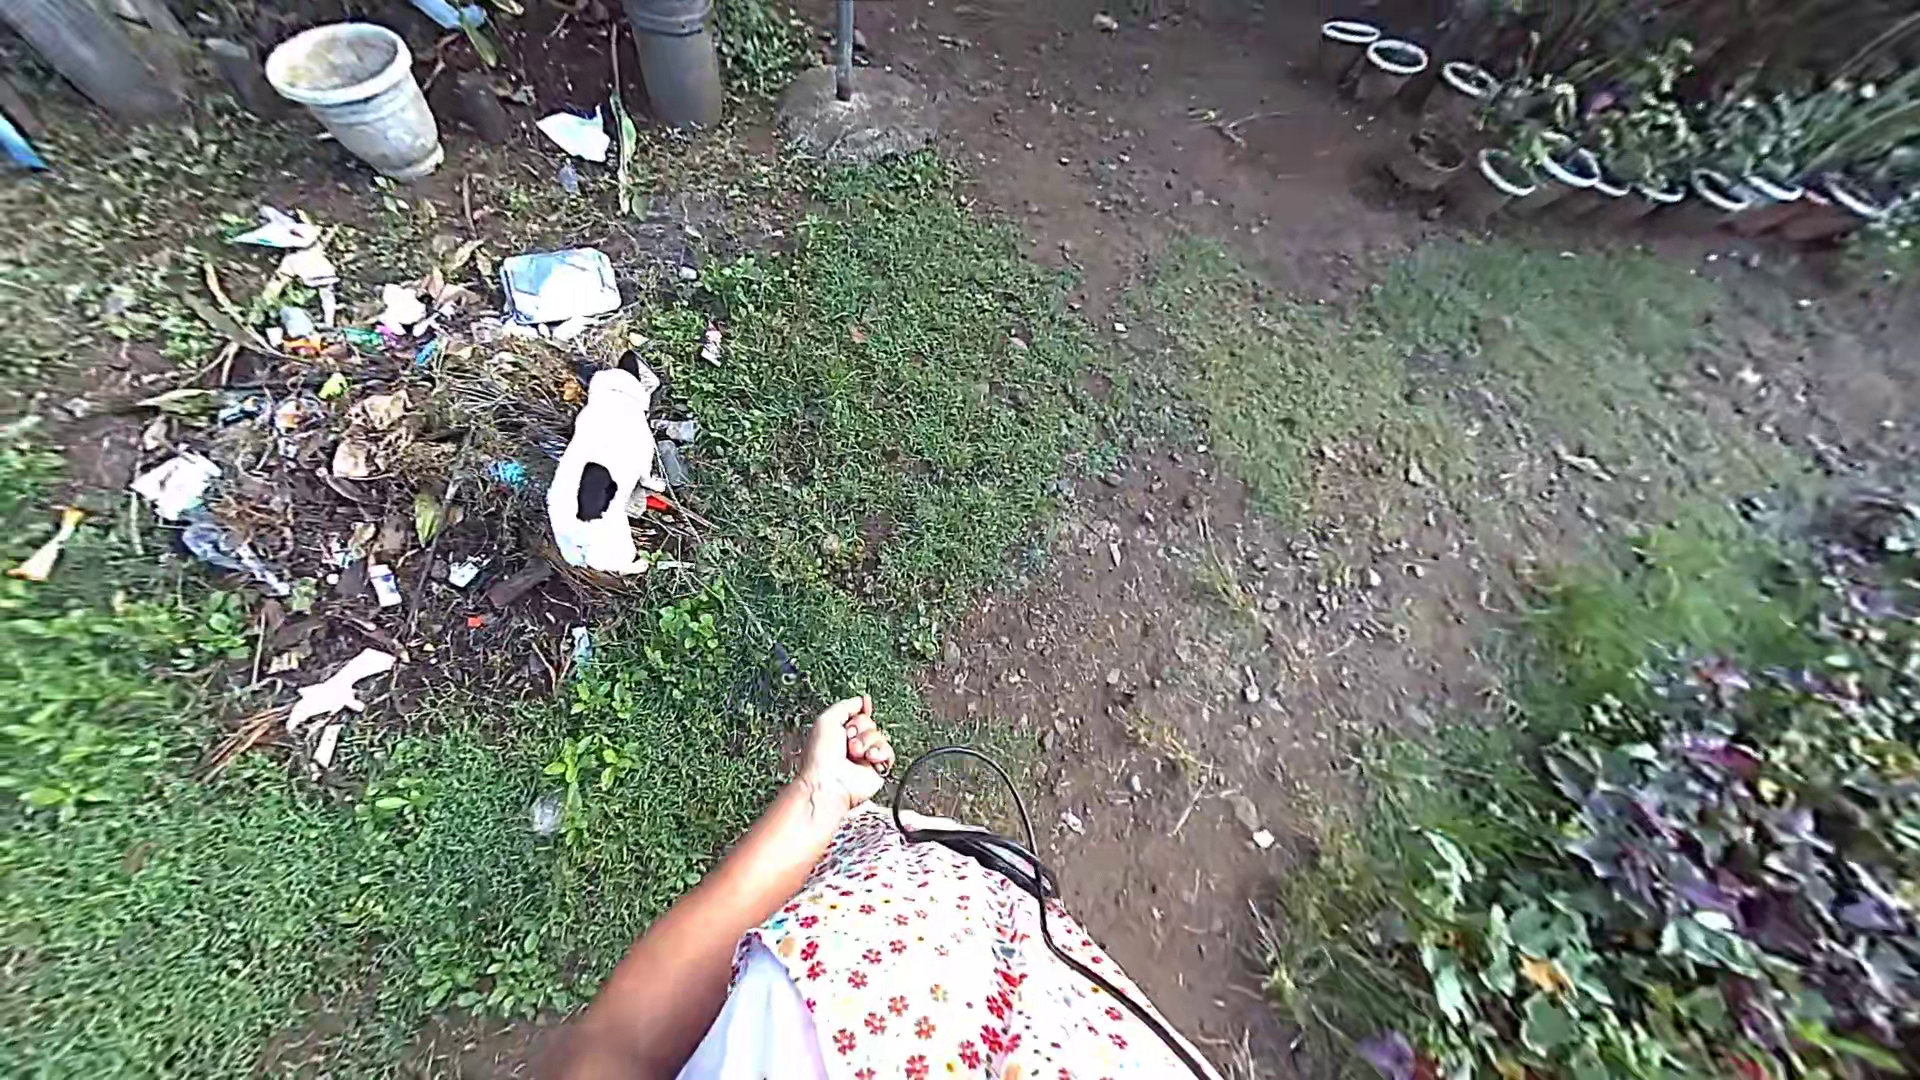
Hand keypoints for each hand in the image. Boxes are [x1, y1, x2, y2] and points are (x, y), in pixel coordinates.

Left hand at [794, 695, 893, 818]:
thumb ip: (845, 706)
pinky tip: (869, 757)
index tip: (865, 703)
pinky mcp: (877, 769)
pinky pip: (888, 753)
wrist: (829, 783)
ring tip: (856, 752)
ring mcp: (864, 757)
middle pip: (870, 723)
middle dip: (861, 727)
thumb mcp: (826, 719)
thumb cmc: (821, 756)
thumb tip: (861, 701)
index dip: (861, 710)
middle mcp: (852, 744)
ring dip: (868, 741)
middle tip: (849, 738)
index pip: (858, 715)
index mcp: (838, 733)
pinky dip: (880, 752)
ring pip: (880, 736)